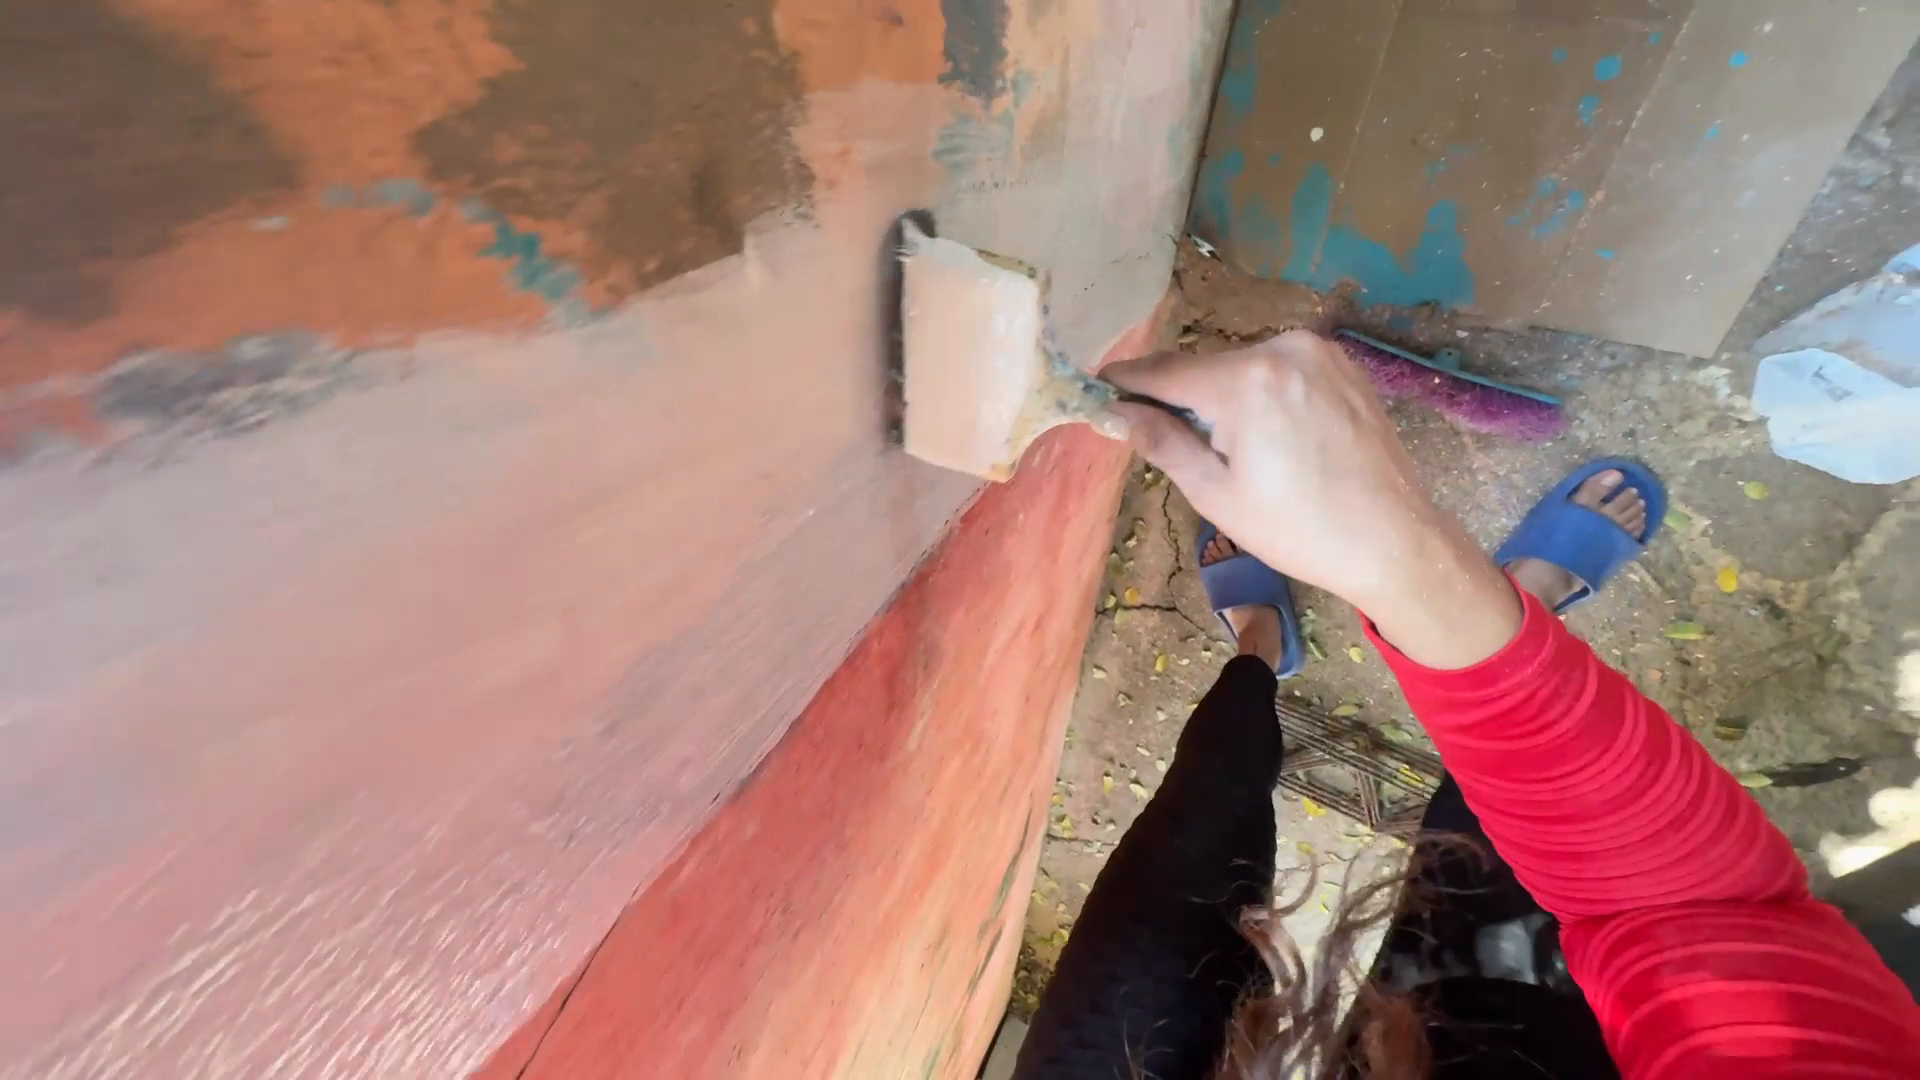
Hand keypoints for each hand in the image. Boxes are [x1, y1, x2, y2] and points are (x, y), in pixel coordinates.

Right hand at [1098, 331, 1520, 668]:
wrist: (1394, 541)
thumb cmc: (1295, 528)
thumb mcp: (1214, 492)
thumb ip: (1159, 440)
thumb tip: (1110, 412)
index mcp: (1246, 380)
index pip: (1162, 371)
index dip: (1123, 381)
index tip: (1094, 390)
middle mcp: (1282, 348)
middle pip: (1202, 369)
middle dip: (1176, 398)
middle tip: (1164, 440)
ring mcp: (1318, 351)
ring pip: (1239, 368)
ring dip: (1218, 397)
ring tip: (1230, 450)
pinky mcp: (1341, 364)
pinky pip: (1276, 370)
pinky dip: (1256, 394)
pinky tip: (1268, 437)